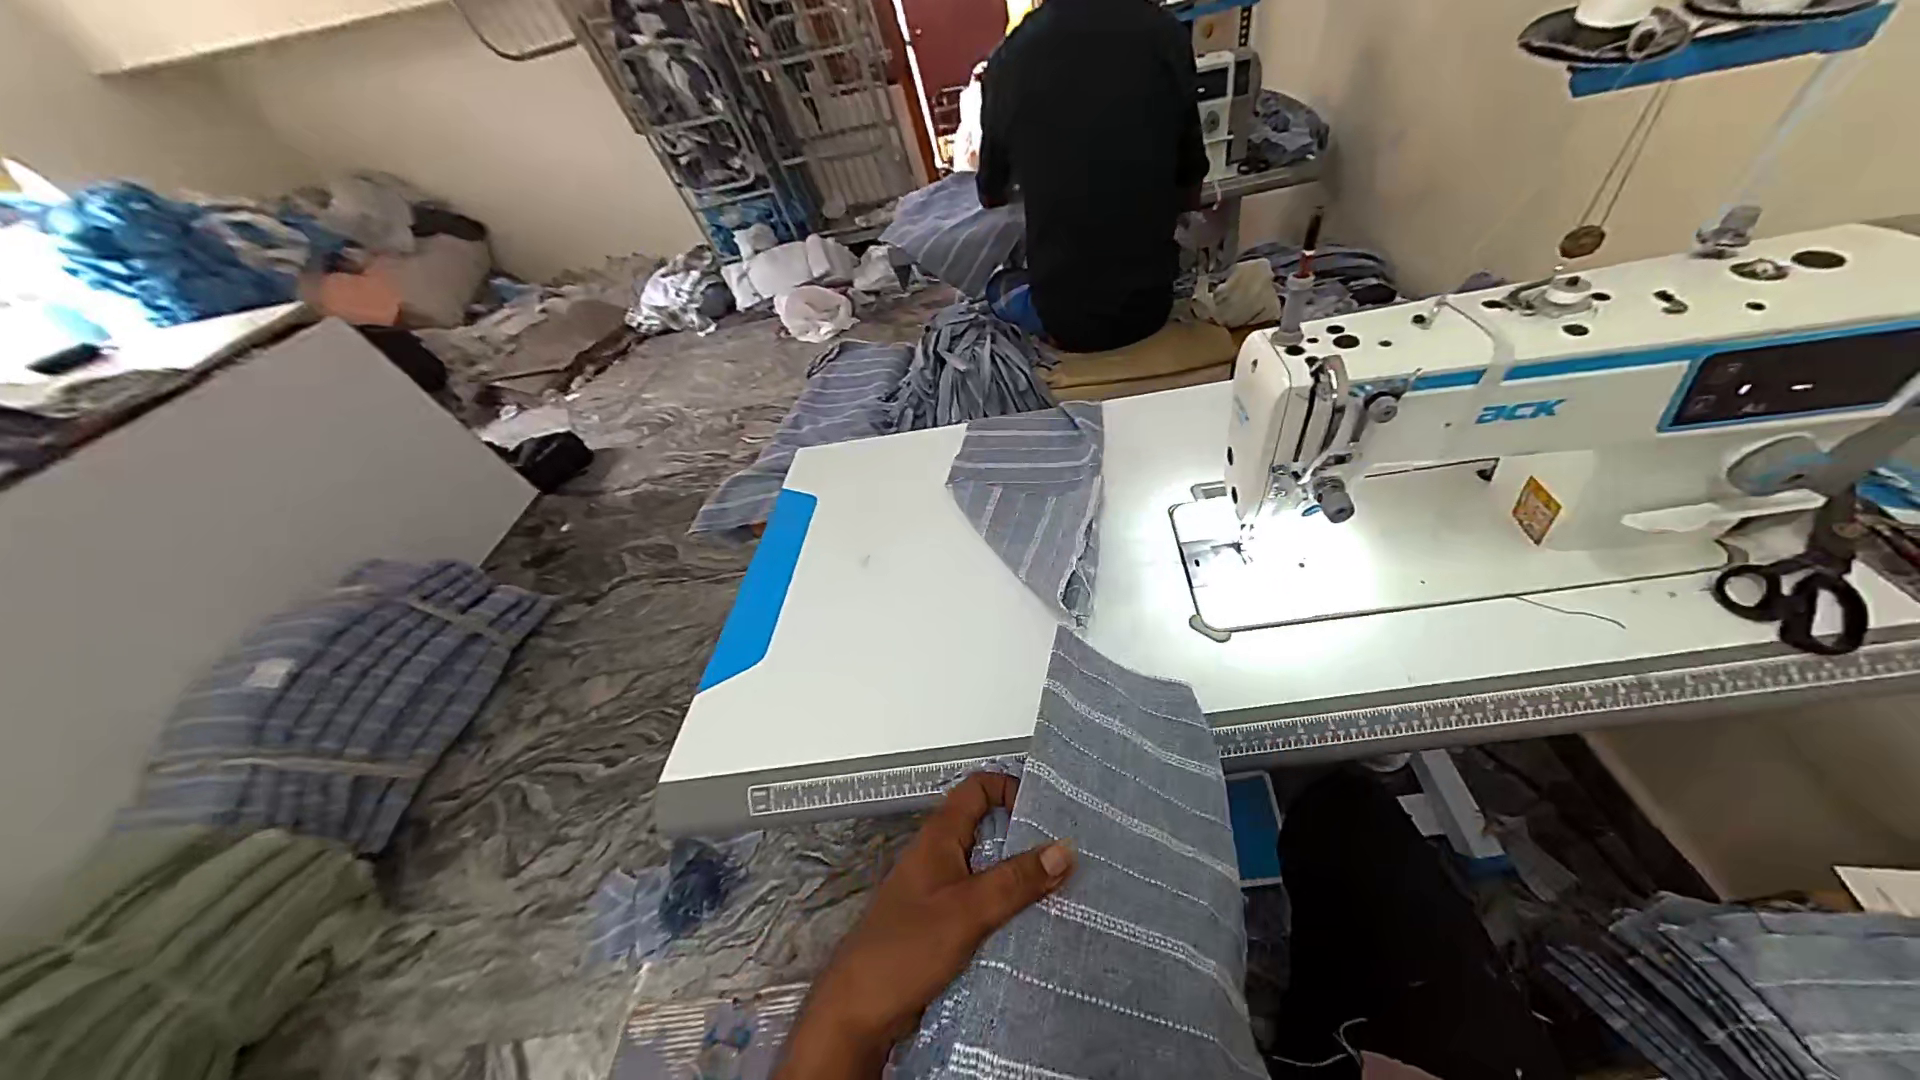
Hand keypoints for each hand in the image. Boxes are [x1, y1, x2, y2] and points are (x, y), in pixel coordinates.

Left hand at [774, 773, 1074, 1078]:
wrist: (859, 1010)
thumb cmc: (905, 948)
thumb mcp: (967, 910)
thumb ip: (1015, 880)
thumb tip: (1064, 849)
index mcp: (940, 836)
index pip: (978, 788)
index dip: (1010, 789)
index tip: (1044, 813)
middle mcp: (940, 854)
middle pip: (988, 827)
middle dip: (1025, 837)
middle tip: (1066, 854)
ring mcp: (941, 888)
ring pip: (988, 867)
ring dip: (1020, 876)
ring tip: (1061, 889)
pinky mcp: (943, 921)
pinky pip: (983, 901)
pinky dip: (1007, 906)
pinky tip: (1033, 924)